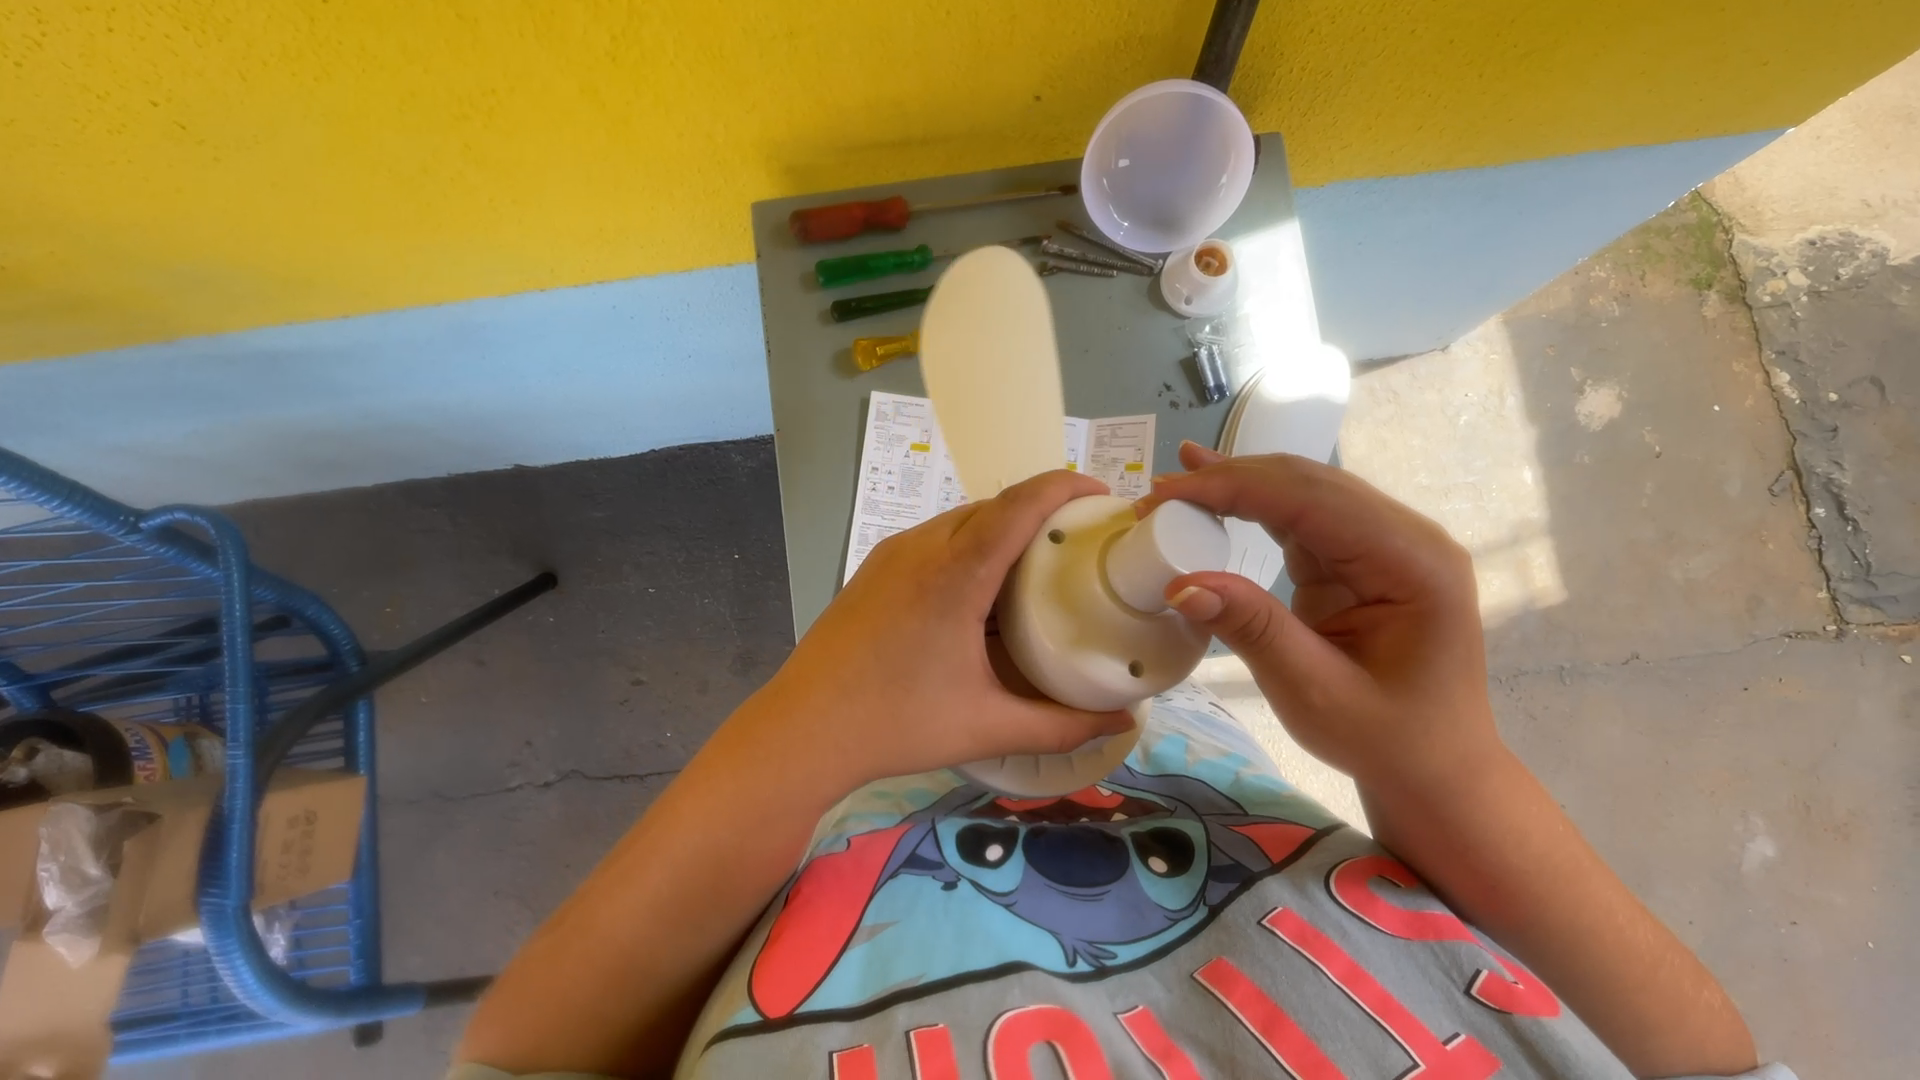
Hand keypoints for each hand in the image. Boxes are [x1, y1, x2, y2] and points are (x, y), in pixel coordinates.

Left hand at [755, 470, 1132, 787]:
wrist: (801, 731)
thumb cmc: (896, 725)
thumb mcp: (987, 727)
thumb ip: (1062, 725)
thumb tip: (1123, 720)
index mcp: (955, 573)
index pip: (1019, 505)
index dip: (1064, 486)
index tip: (1103, 495)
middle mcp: (922, 547)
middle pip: (993, 506)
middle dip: (1042, 510)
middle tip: (1081, 541)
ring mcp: (891, 555)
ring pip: (961, 520)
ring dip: (1004, 528)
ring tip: (1038, 564)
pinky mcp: (873, 570)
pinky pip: (935, 538)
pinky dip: (971, 545)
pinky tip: (983, 589)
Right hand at [1137, 443, 1499, 791]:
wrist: (1433, 765)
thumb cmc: (1385, 738)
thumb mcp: (1313, 691)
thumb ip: (1251, 629)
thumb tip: (1180, 584)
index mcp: (1412, 562)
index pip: (1310, 501)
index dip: (1233, 488)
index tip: (1163, 496)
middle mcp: (1405, 536)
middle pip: (1308, 484)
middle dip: (1229, 479)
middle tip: (1157, 491)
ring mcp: (1386, 542)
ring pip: (1302, 492)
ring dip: (1238, 485)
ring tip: (1176, 482)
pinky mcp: (1362, 557)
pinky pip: (1301, 517)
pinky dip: (1253, 505)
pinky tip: (1217, 490)